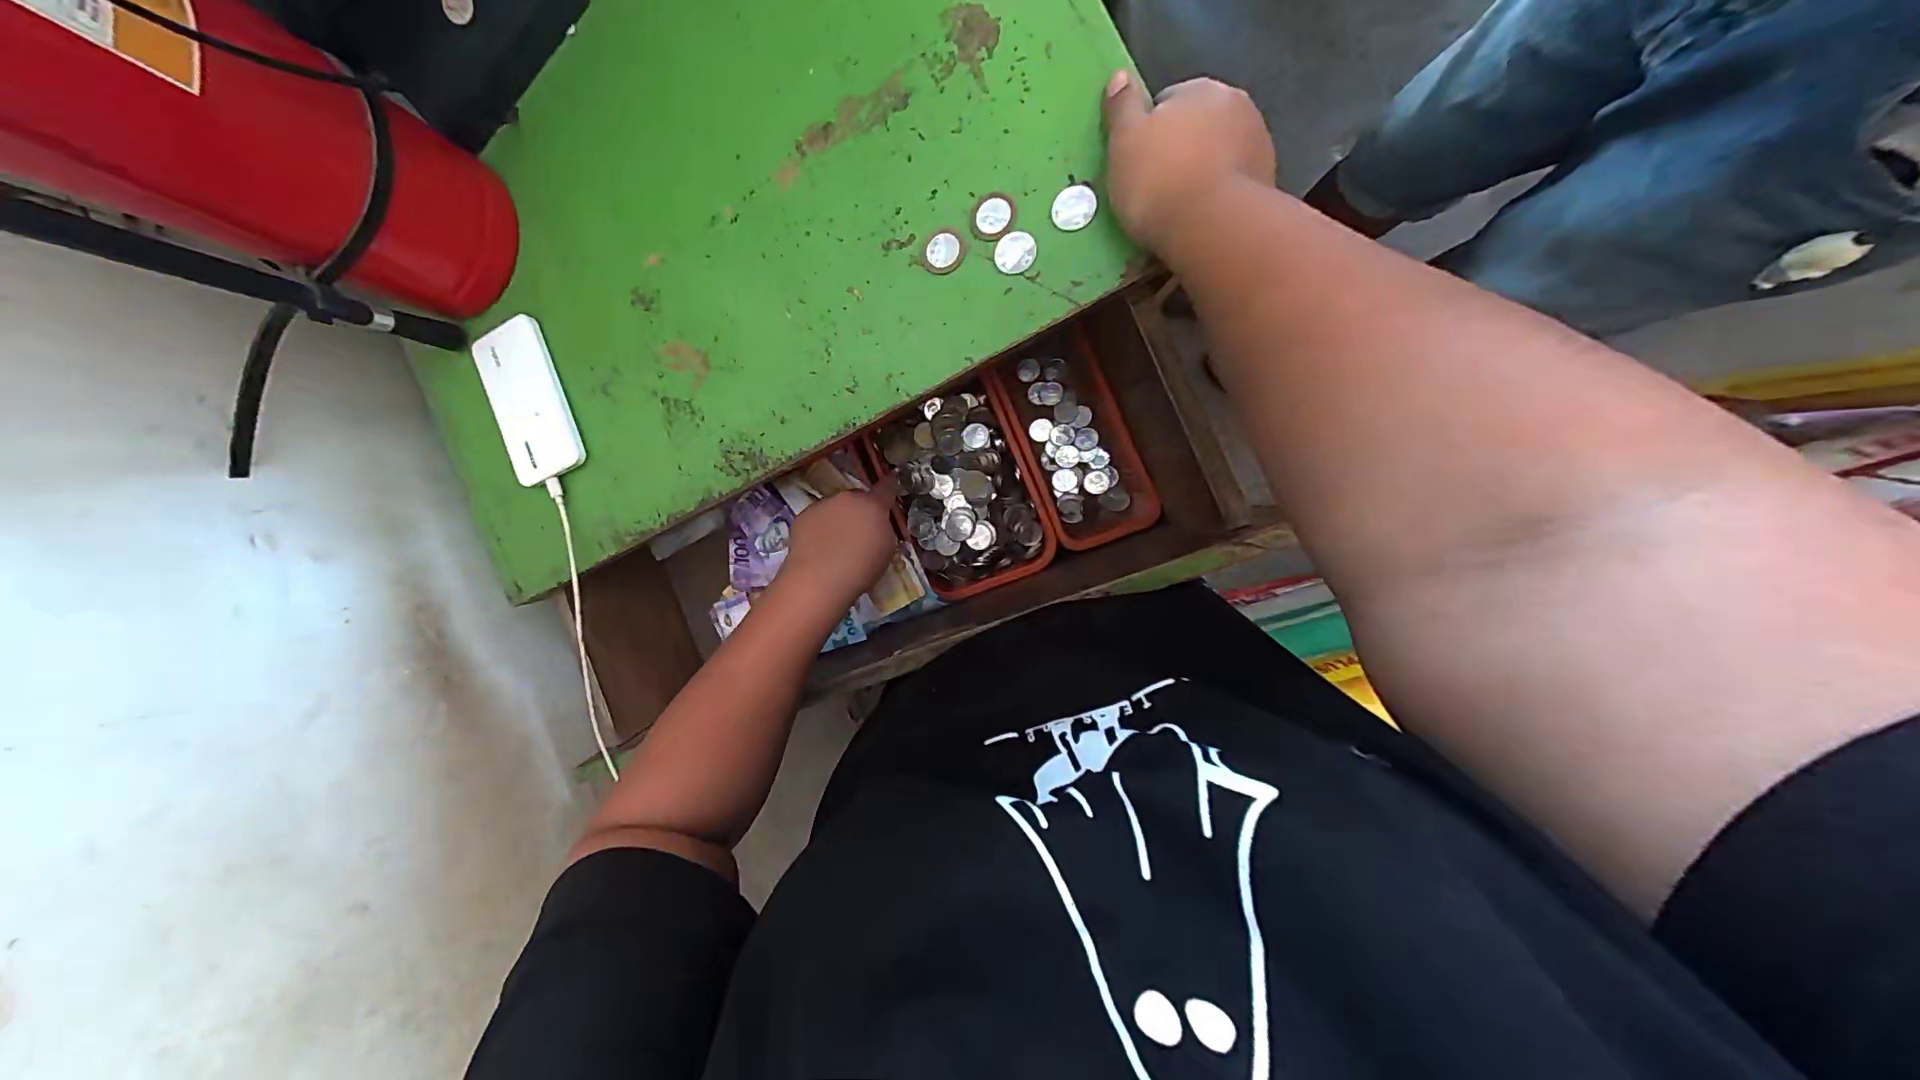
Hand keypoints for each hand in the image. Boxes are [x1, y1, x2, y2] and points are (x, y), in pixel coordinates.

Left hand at [777, 479, 899, 612]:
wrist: (818, 581)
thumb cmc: (862, 569)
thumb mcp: (887, 549)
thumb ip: (884, 529)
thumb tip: (877, 523)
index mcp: (872, 505)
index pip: (886, 487)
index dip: (890, 484)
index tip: (892, 481)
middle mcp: (846, 498)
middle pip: (857, 498)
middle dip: (860, 510)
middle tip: (860, 532)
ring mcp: (821, 505)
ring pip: (835, 507)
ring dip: (839, 518)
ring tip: (836, 543)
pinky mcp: (801, 517)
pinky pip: (817, 518)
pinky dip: (820, 528)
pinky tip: (819, 548)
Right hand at [1101, 72, 1275, 251]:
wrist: (1211, 228)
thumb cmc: (1159, 180)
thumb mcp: (1125, 142)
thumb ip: (1122, 108)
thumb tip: (1121, 76)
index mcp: (1201, 89)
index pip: (1168, 102)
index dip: (1148, 132)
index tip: (1137, 162)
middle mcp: (1237, 106)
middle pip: (1197, 128)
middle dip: (1180, 151)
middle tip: (1156, 188)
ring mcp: (1258, 145)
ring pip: (1217, 157)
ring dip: (1201, 174)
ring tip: (1178, 210)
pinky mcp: (1267, 183)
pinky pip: (1231, 186)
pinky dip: (1217, 198)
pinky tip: (1200, 220)